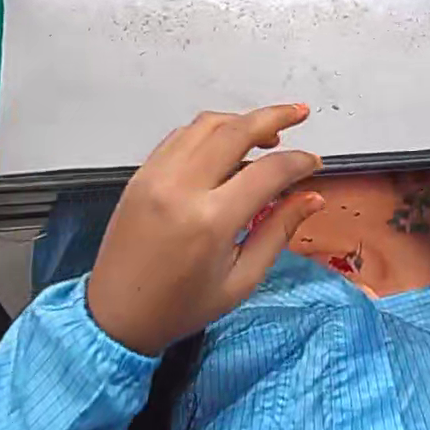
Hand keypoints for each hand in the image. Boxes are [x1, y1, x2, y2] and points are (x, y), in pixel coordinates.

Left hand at [85, 105, 325, 354]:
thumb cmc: (179, 306)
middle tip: (298, 114)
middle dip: (274, 116)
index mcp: (211, 221)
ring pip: (205, 125)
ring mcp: (155, 176)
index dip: (298, 161)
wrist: (116, 315)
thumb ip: (278, 231)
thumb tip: (311, 198)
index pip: (268, 171)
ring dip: (240, 120)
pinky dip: (208, 132)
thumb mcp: (241, 280)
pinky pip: (179, 137)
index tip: (312, 163)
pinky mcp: (141, 175)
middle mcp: (180, 188)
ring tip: (265, 133)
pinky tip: (224, 145)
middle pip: (236, 130)